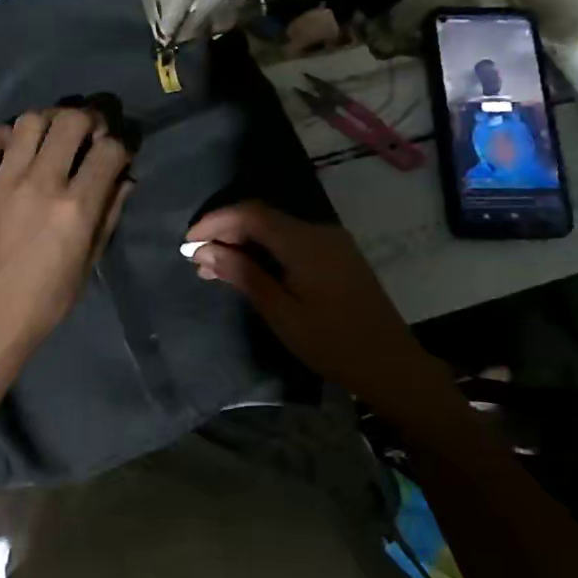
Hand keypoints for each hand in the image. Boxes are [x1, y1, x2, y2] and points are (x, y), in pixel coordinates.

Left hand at [0, 108, 133, 361]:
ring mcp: (5, 179)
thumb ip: (111, 210)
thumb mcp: (92, 256)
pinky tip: (15, 150)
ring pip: (31, 120)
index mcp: (76, 206)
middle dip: (91, 120)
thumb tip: (126, 176)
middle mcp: (42, 183)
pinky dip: (3, 135)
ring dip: (51, 121)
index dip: (122, 146)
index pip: (109, 150)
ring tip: (55, 136)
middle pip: (72, 121)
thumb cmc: (52, 294)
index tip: (119, 155)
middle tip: (92, 134)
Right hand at [186, 202, 451, 412]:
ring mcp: (331, 242)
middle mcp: (319, 231)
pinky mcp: (337, 255)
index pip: (251, 214)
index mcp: (305, 241)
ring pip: (277, 230)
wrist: (390, 363)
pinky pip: (293, 241)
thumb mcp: (281, 312)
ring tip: (215, 267)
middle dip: (227, 232)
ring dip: (245, 242)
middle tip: (197, 258)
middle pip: (264, 218)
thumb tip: (205, 250)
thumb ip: (243, 274)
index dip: (216, 221)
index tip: (187, 242)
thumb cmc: (332, 342)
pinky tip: (249, 271)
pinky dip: (266, 250)